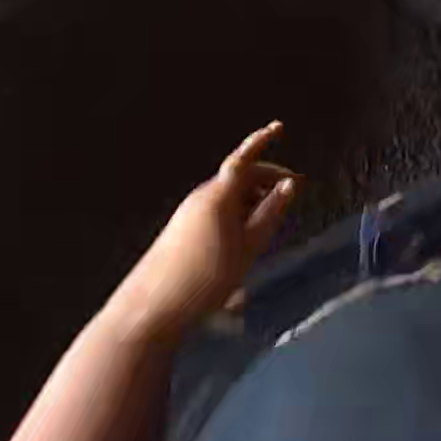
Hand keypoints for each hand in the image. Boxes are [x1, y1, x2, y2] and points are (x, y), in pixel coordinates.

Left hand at [109, 121, 297, 338]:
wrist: (148, 313)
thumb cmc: (206, 278)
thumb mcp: (250, 245)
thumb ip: (272, 211)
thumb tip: (290, 184)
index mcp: (219, 196)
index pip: (244, 158)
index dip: (262, 140)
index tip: (279, 127)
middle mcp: (202, 197)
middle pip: (240, 177)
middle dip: (267, 179)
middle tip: (291, 192)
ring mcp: (188, 214)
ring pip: (229, 195)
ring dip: (253, 199)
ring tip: (271, 222)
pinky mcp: (180, 231)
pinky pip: (217, 209)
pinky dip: (237, 213)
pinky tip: (245, 238)